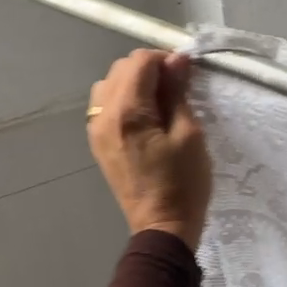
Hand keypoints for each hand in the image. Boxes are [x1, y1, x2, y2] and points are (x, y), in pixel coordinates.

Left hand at [87, 50, 211, 249]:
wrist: (162, 226)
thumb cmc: (184, 183)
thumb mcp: (190, 134)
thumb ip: (178, 93)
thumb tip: (177, 59)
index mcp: (127, 112)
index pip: (140, 62)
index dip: (166, 60)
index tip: (187, 74)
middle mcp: (103, 115)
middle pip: (122, 69)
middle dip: (150, 70)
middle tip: (178, 88)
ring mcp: (96, 130)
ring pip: (111, 85)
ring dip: (135, 84)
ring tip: (161, 103)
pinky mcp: (98, 142)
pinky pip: (106, 106)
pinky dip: (125, 100)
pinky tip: (146, 118)